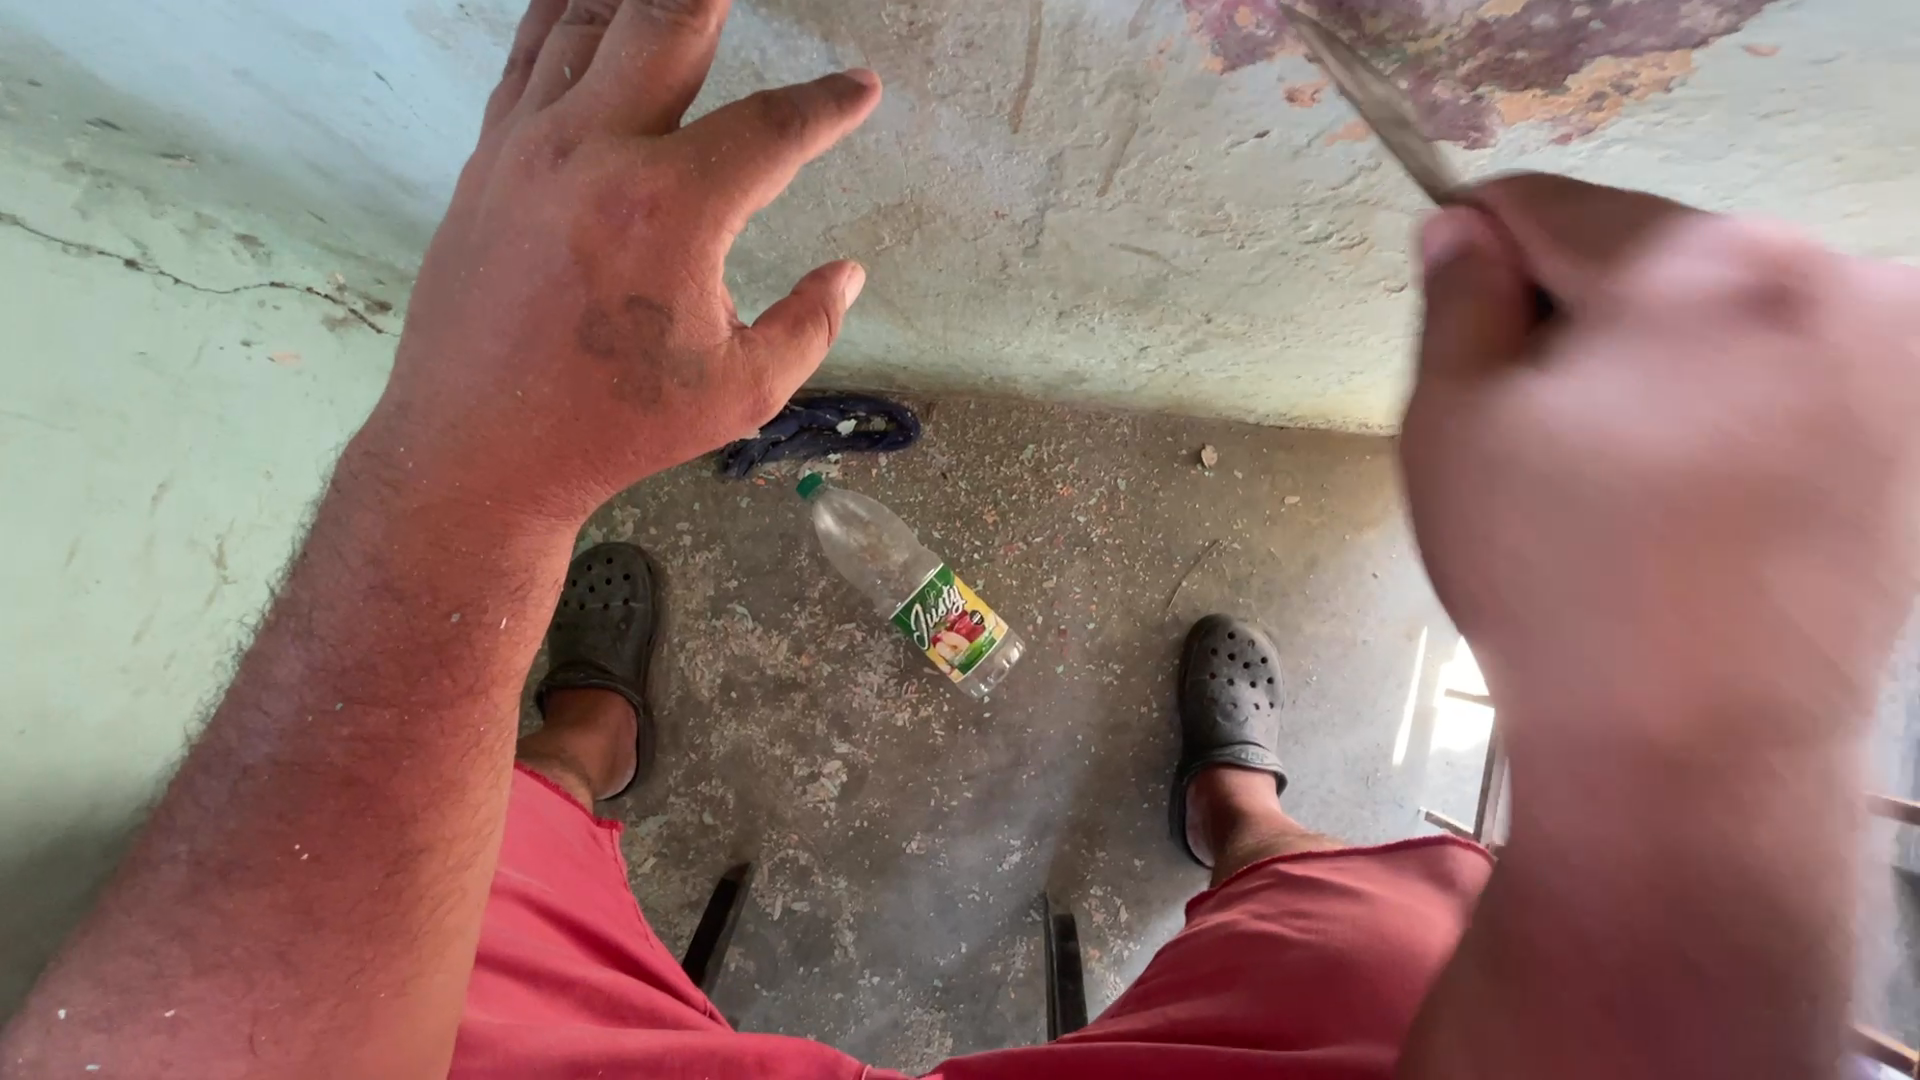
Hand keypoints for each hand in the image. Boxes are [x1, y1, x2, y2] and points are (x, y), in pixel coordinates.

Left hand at [362, 0, 879, 525]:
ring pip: (588, 21)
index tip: (861, 88)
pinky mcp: (488, 161)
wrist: (484, 445)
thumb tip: (848, 275)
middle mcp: (596, 153)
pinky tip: (587, 6)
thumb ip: (811, 326)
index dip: (828, 106)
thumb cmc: (621, 425)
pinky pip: (529, 55)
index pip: (771, 131)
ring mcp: (529, 146)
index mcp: (672, 210)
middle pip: (666, 21)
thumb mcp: (744, 392)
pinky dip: (567, 14)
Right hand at [1401, 174, 1919, 753]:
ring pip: (1710, 312)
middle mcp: (1833, 276)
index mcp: (1699, 265)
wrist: (1686, 730)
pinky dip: (1702, 399)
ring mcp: (1900, 353)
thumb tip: (1460, 227)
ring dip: (1634, 358)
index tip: (1446, 305)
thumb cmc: (1540, 565)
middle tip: (1519, 424)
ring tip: (1597, 469)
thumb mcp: (1450, 423)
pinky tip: (1670, 490)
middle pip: (1643, 255)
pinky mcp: (1918, 425)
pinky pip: (1773, 367)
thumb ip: (1455, 303)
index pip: (1550, 203)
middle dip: (1563, 316)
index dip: (1472, 245)